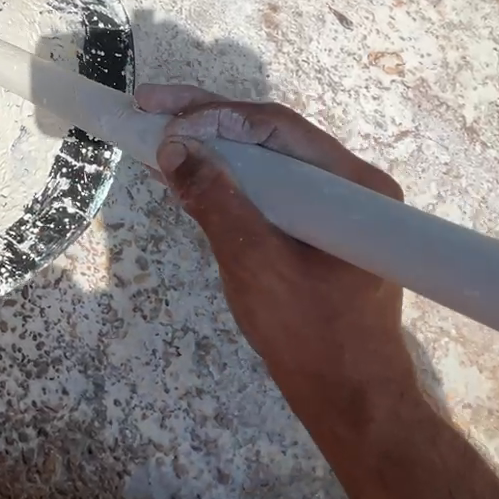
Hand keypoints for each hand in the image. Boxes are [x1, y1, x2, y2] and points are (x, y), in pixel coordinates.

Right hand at [137, 86, 415, 417]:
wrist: (346, 396)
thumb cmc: (310, 334)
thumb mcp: (255, 265)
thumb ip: (217, 204)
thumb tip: (173, 149)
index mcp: (352, 185)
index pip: (276, 127)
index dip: (215, 114)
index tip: (162, 119)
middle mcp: (345, 182)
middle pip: (266, 131)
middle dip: (203, 115)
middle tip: (145, 102)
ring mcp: (325, 202)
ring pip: (258, 154)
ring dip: (205, 139)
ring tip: (153, 126)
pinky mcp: (305, 221)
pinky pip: (257, 182)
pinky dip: (216, 172)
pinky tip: (181, 167)